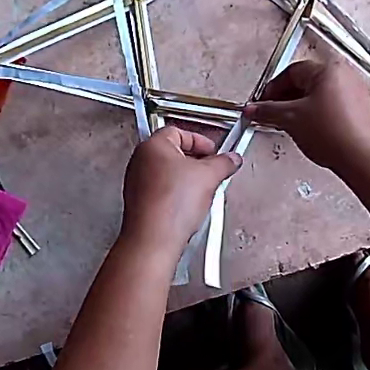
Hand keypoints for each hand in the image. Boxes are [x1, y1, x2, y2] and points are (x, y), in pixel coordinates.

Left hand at [120, 127, 242, 252]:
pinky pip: (163, 190)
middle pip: (174, 152)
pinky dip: (178, 194)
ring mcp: (138, 182)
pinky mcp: (140, 202)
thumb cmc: (170, 205)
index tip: (214, 151)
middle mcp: (140, 161)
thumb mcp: (210, 176)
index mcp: (153, 146)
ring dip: (189, 179)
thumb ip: (224, 162)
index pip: (180, 131)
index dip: (201, 141)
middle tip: (212, 169)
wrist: (155, 238)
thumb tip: (231, 159)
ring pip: (169, 172)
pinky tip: (191, 205)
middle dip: (197, 160)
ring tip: (203, 189)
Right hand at [243, 60, 369, 173]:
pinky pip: (332, 106)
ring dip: (301, 107)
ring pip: (319, 94)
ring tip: (290, 123)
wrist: (362, 157)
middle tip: (273, 113)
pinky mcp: (360, 110)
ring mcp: (355, 92)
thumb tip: (255, 109)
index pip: (291, 71)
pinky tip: (310, 129)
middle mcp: (345, 76)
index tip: (263, 102)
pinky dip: (317, 114)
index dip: (273, 88)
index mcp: (328, 69)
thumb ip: (268, 111)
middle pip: (306, 81)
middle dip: (285, 98)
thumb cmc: (336, 134)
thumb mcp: (291, 120)